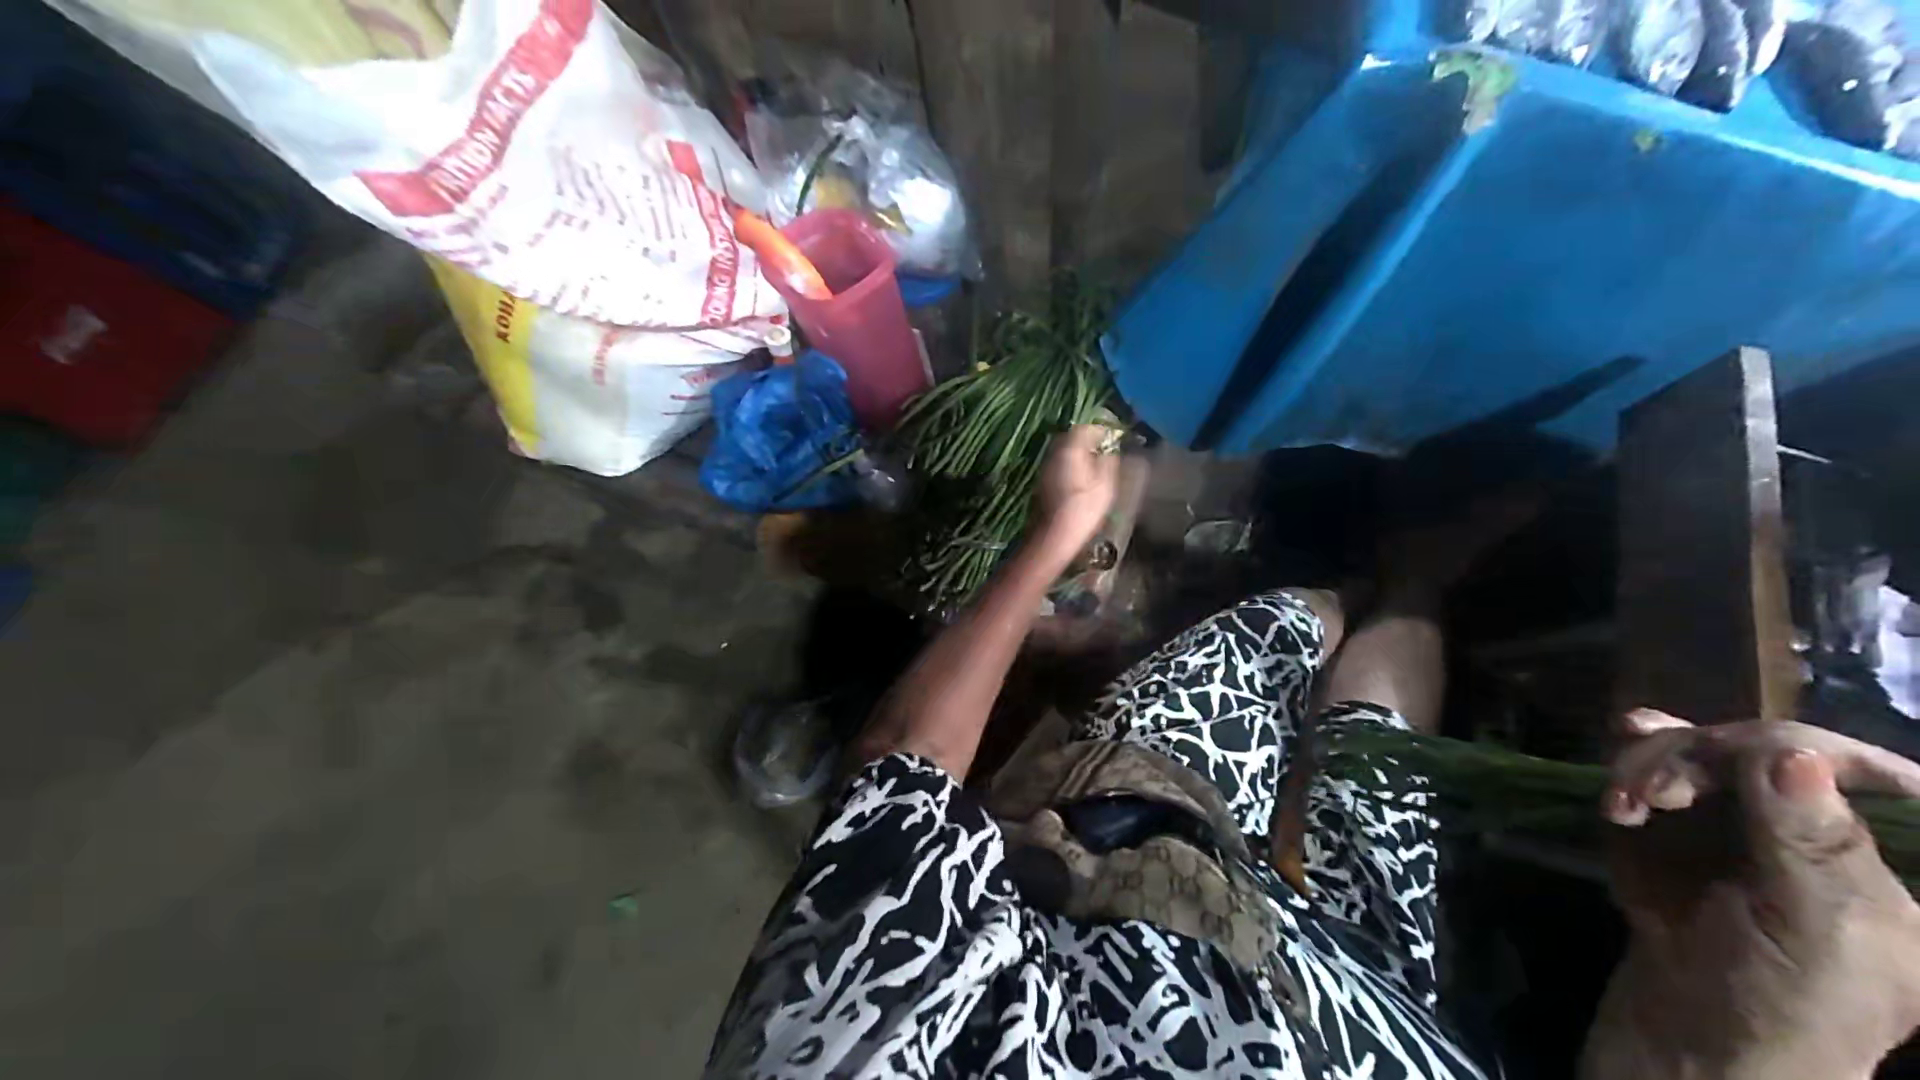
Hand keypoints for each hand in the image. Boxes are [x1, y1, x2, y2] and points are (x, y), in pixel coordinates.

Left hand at [1029, 424, 1118, 564]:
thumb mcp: (1105, 485)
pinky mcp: (1041, 483)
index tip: (1110, 437)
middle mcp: (1053, 455)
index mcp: (1069, 451)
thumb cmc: (1083, 510)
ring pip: (1062, 452)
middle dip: (1086, 440)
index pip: (1083, 429)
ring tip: (1094, 463)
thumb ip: (1108, 462)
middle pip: (1069, 438)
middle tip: (1102, 448)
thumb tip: (1109, 451)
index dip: (1098, 430)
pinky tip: (1080, 478)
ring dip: (1077, 453)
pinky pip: (1058, 466)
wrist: (1054, 536)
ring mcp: (1044, 469)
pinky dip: (1069, 466)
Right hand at [1582, 710, 1919, 1079]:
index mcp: (1892, 857)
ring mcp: (1741, 814)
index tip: (1734, 759)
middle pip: (1763, 747)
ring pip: (1699, 747)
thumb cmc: (1785, 999)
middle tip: (1655, 796)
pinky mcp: (1675, 814)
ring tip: (1622, 805)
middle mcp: (1818, 823)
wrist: (1685, 1023)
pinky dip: (1630, 753)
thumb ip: (1811, 845)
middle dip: (1697, 758)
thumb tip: (1793, 754)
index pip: (1868, 770)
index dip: (1799, 748)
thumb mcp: (1816, 931)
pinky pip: (1655, 761)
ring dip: (1650, 763)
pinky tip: (1615, 761)